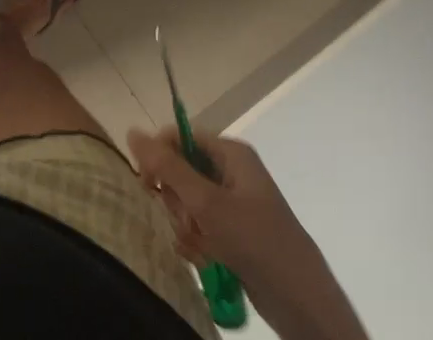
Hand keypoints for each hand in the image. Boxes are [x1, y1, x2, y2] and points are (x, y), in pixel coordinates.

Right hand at [128, 128, 362, 339]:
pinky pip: (196, 225)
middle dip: (176, 201)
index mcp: (230, 154)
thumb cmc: (255, 241)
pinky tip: (205, 258)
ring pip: (184, 202)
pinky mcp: (231, 231)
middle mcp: (230, 172)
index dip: (159, 158)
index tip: (150, 185)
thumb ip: (166, 166)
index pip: (177, 137)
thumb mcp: (205, 202)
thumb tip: (132, 131)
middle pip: (178, 172)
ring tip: (202, 245)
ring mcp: (231, 203)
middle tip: (189, 221)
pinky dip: (195, 241)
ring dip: (185, 225)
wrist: (300, 301)